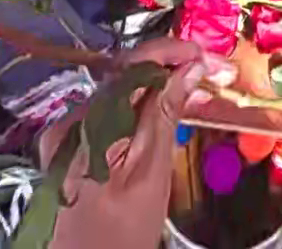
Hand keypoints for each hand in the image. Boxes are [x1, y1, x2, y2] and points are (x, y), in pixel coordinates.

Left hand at [42, 38, 235, 248]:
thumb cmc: (120, 237)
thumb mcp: (151, 174)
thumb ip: (166, 113)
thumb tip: (191, 66)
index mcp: (85, 126)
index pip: (133, 65)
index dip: (173, 52)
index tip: (207, 54)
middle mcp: (71, 121)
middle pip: (129, 74)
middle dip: (173, 65)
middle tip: (211, 69)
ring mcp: (70, 133)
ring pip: (125, 89)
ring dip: (163, 82)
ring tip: (200, 85)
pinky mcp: (76, 144)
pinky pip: (116, 108)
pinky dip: (147, 101)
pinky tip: (172, 104)